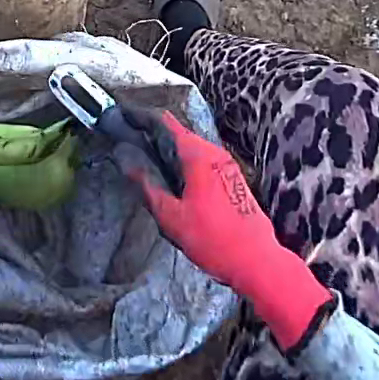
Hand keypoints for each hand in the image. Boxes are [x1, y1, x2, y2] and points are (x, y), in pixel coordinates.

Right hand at [114, 107, 334, 352]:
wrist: (260, 264)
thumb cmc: (214, 240)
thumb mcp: (171, 215)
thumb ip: (147, 183)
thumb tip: (125, 157)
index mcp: (198, 155)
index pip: (163, 122)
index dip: (138, 116)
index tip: (117, 114)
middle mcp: (213, 152)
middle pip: (175, 131)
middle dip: (149, 132)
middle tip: (123, 137)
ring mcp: (225, 164)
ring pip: (187, 146)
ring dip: (165, 147)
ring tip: (141, 156)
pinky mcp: (230, 178)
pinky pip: (198, 159)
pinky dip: (179, 159)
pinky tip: (167, 175)